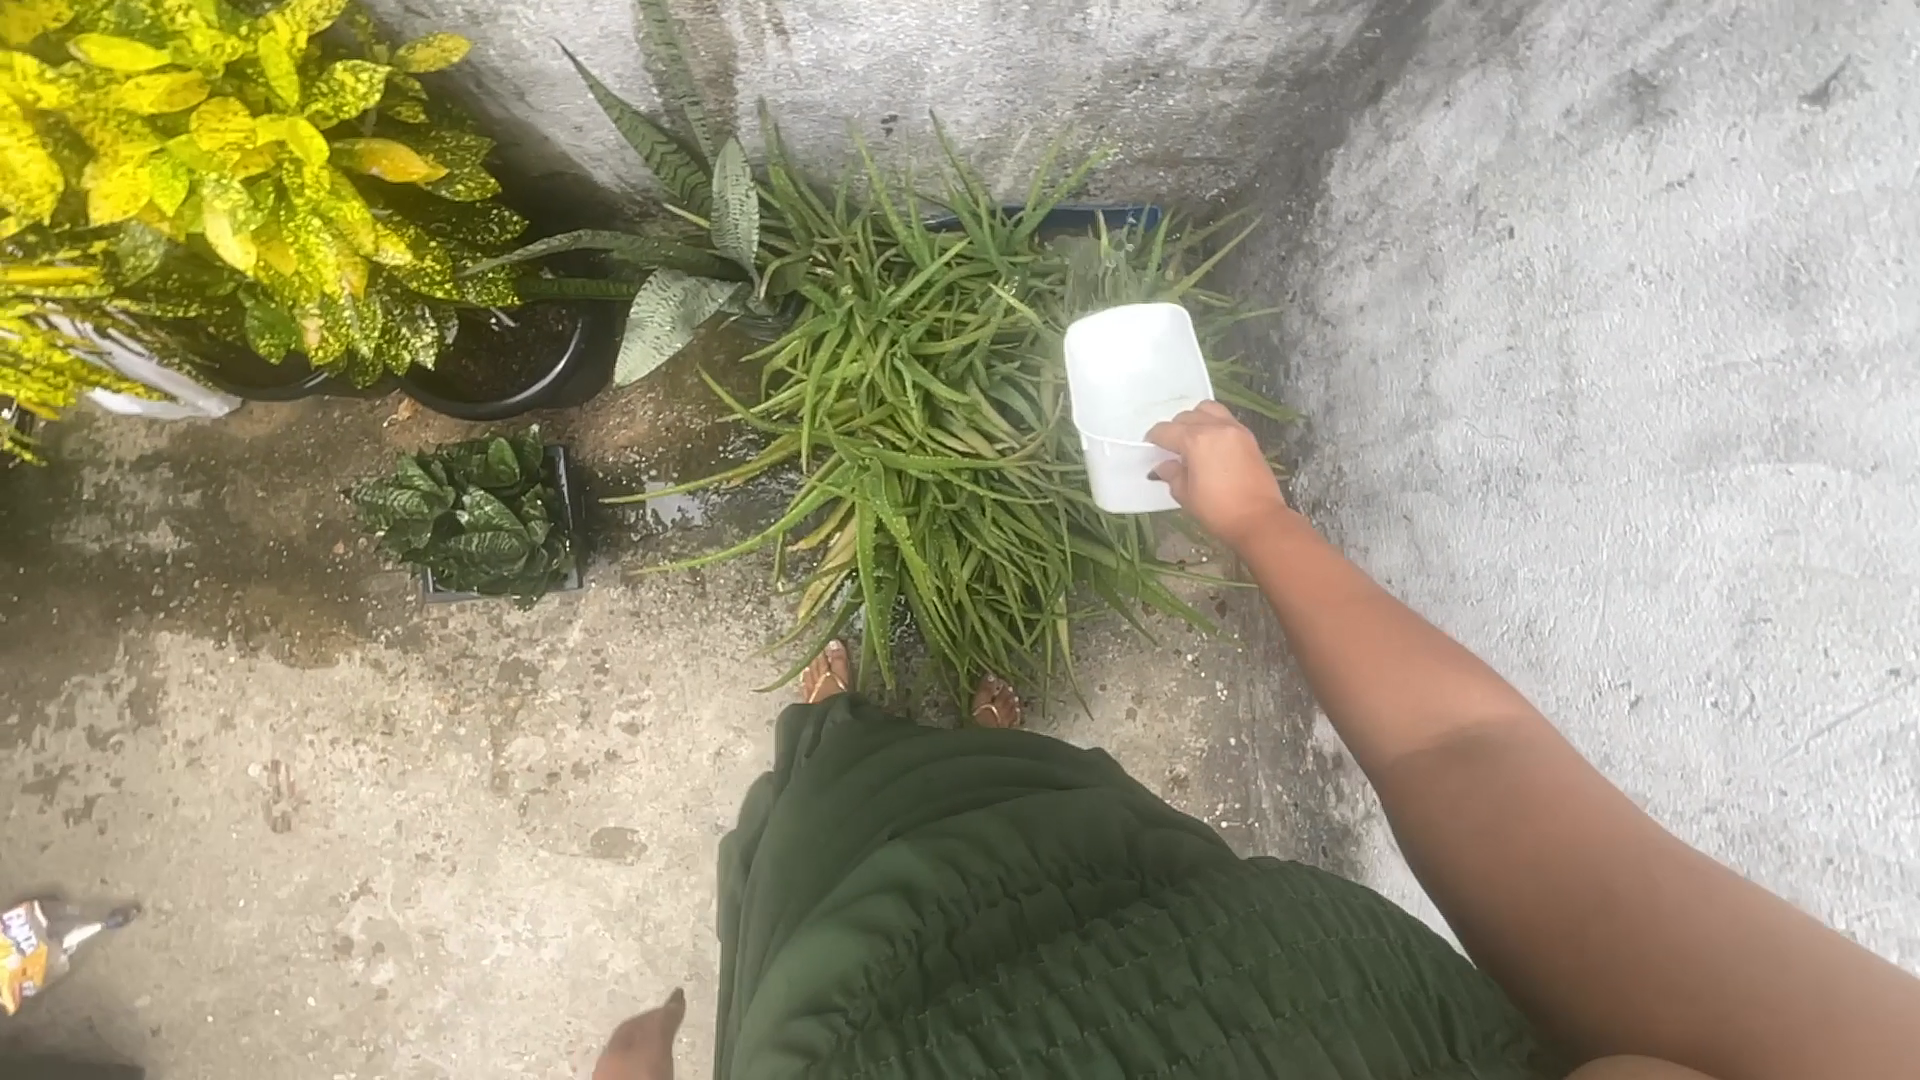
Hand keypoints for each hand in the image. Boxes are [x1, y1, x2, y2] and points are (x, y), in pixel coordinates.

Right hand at [1145, 401, 1291, 550]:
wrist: (1259, 519)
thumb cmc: (1218, 510)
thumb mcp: (1186, 494)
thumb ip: (1172, 474)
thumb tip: (1163, 466)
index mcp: (1195, 440)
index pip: (1165, 431)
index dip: (1153, 439)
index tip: (1150, 448)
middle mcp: (1215, 427)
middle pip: (1186, 416)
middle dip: (1174, 429)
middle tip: (1170, 448)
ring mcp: (1235, 429)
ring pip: (1208, 410)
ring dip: (1195, 419)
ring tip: (1192, 440)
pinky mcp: (1249, 437)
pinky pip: (1225, 419)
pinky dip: (1213, 424)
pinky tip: (1210, 445)